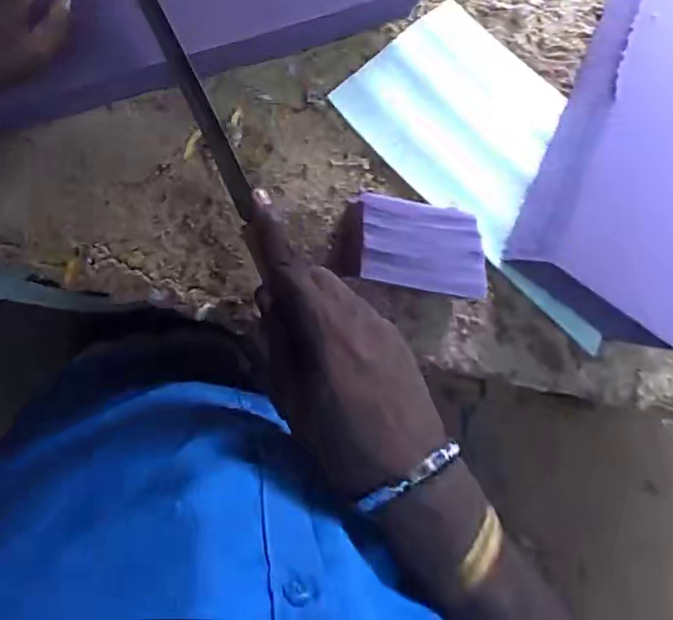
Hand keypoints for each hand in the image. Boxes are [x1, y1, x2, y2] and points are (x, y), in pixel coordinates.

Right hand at [247, 193, 450, 499]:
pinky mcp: (395, 333)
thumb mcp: (292, 402)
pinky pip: (356, 306)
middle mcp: (355, 313)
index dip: (270, 233)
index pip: (291, 268)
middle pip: (313, 275)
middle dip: (290, 280)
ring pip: (335, 288)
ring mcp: (380, 320)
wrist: (414, 474)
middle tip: (273, 315)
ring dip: (313, 298)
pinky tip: (337, 352)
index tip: (258, 198)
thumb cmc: (342, 445)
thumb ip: (276, 342)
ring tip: (306, 341)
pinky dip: (335, 312)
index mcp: (325, 329)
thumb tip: (267, 297)